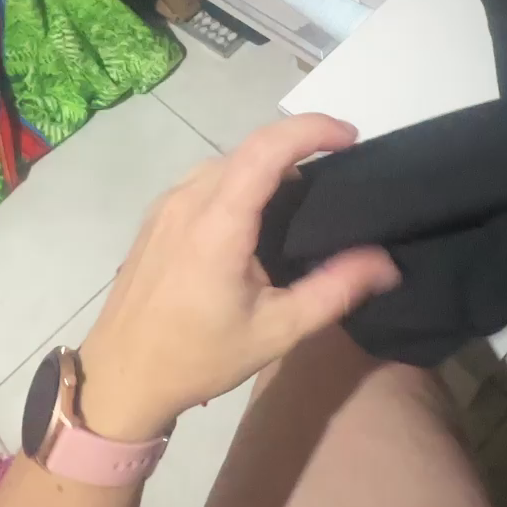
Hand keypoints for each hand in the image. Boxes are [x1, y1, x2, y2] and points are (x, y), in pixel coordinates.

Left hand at [73, 114, 400, 441]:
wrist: (120, 377)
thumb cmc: (199, 356)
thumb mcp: (276, 331)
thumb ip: (334, 290)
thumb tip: (386, 262)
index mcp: (217, 222)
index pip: (267, 148)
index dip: (312, 129)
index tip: (351, 137)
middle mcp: (188, 199)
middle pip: (249, 148)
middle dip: (299, 145)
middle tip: (338, 171)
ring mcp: (167, 204)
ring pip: (226, 161)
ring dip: (267, 163)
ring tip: (304, 193)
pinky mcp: (157, 215)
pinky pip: (205, 178)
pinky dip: (240, 178)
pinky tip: (256, 213)